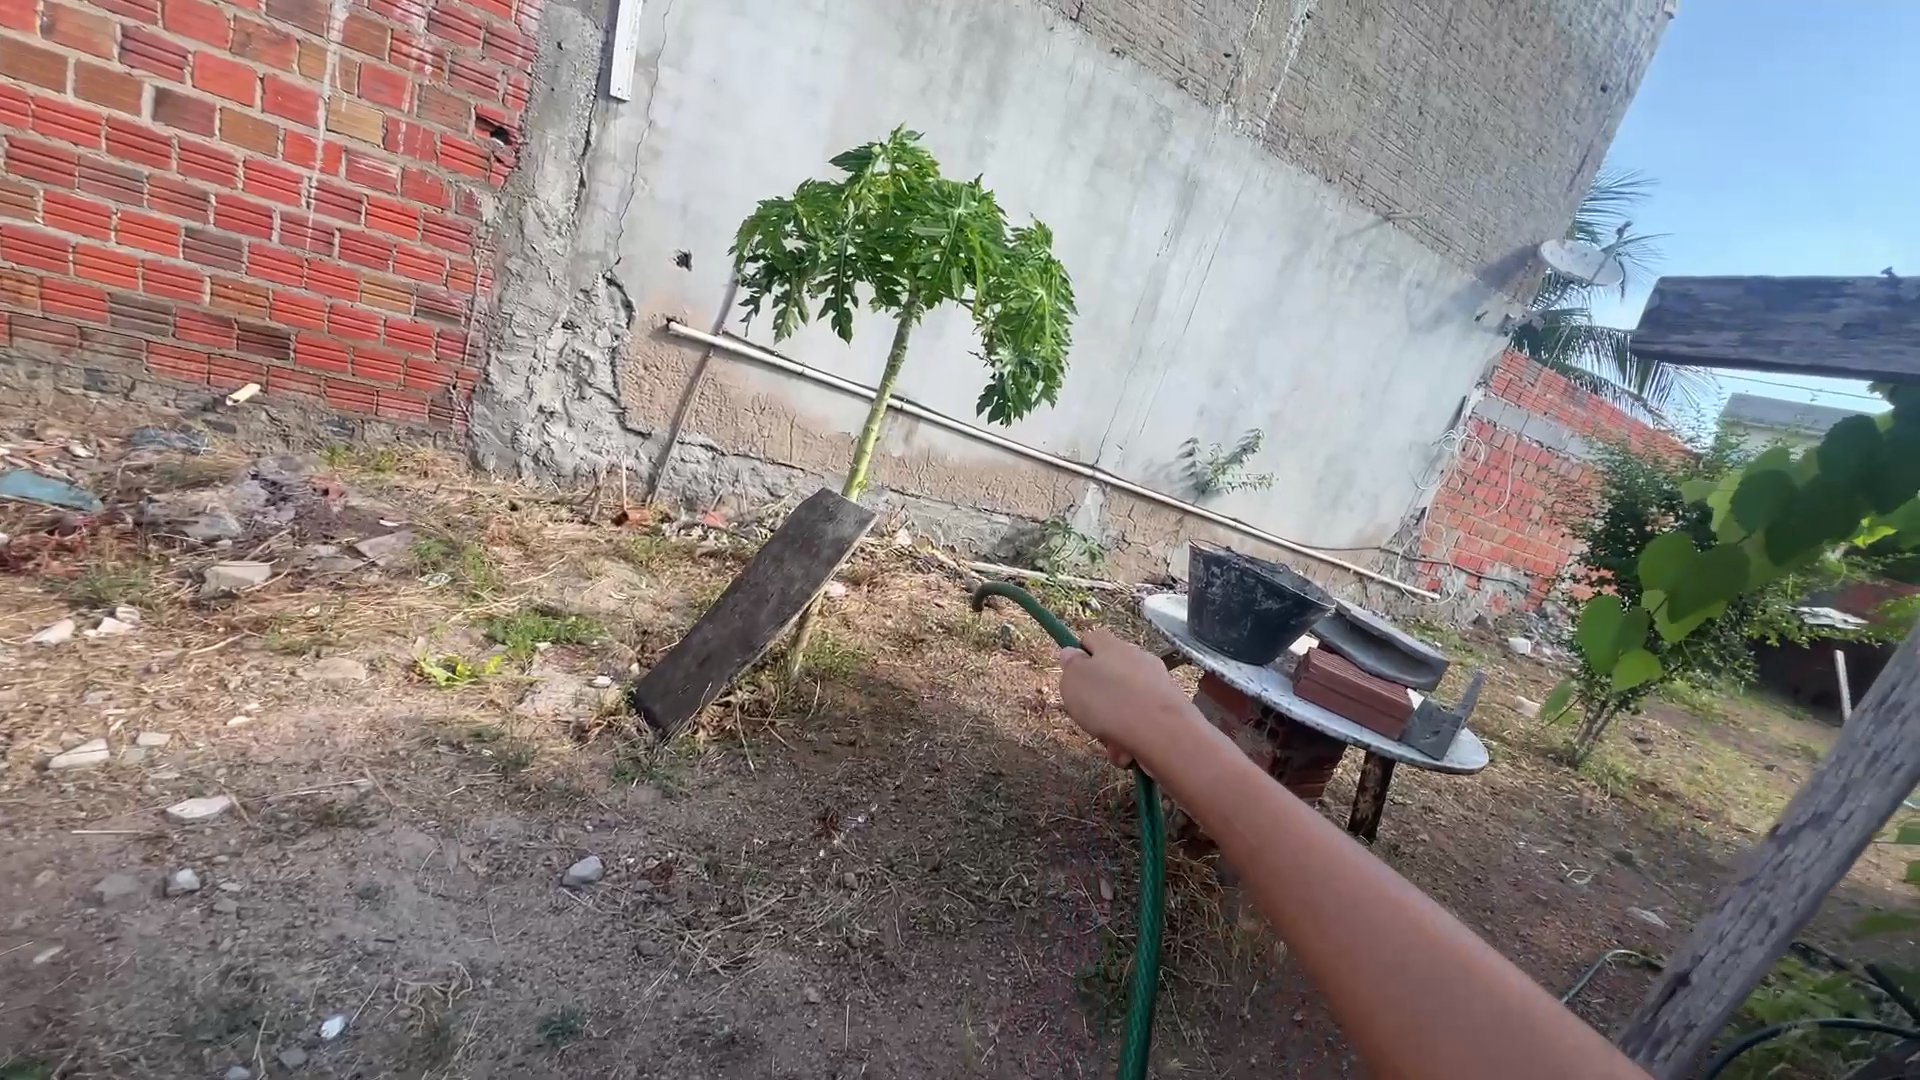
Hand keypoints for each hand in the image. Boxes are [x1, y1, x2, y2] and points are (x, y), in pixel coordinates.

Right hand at [1057, 628, 1199, 768]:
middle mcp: (1138, 658)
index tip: (1072, 677)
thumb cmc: (1109, 703)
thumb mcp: (1073, 682)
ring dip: (1115, 723)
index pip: (1091, 639)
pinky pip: (1144, 720)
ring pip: (1127, 702)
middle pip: (1110, 674)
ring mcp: (1158, 683)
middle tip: (1089, 716)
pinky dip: (1134, 736)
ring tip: (1111, 744)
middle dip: (1098, 699)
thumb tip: (1073, 653)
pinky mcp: (1172, 708)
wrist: (1163, 733)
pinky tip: (1128, 752)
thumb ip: (1070, 666)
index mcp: (1112, 646)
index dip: (1079, 655)